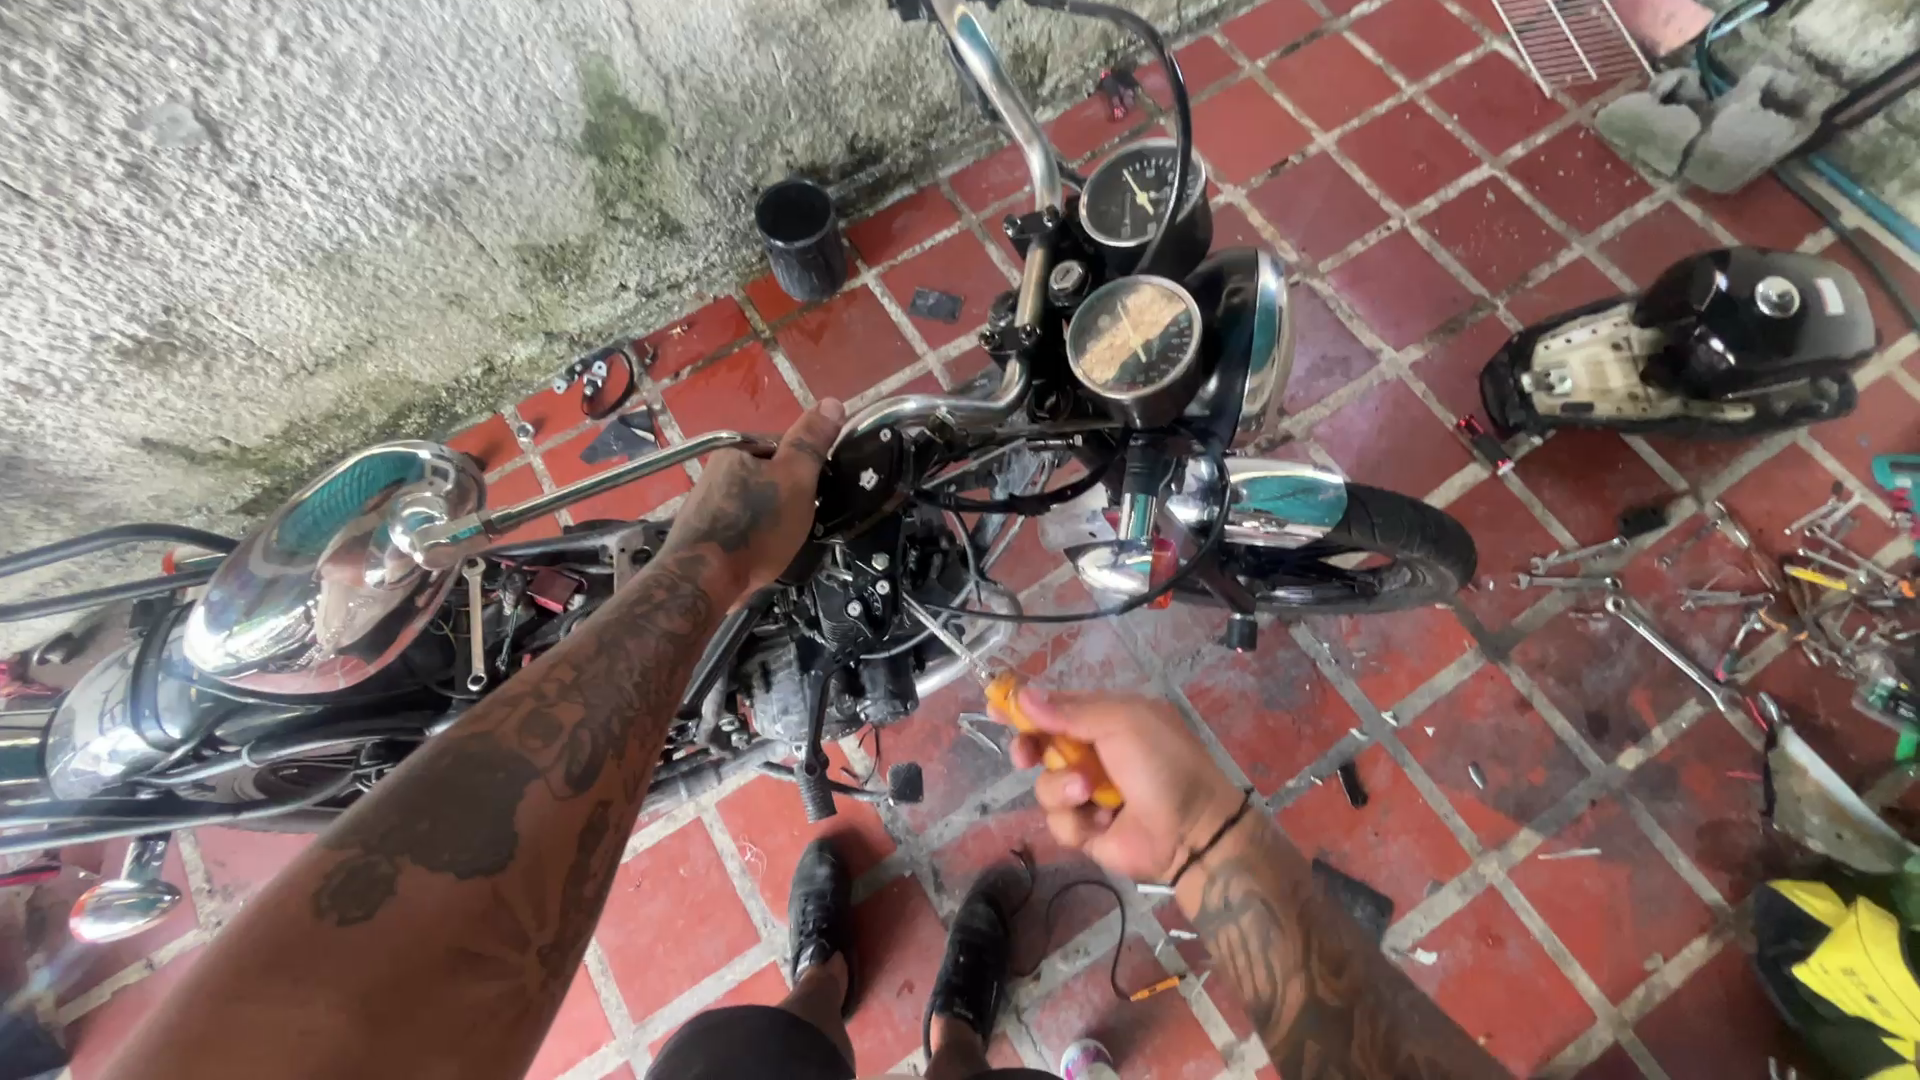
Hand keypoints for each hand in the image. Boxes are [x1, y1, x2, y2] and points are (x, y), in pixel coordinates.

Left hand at [664, 399, 844, 597]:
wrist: (704, 578)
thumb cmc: (756, 527)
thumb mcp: (796, 479)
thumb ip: (812, 442)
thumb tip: (833, 401)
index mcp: (736, 450)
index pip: (783, 447)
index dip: (806, 469)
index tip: (817, 493)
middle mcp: (714, 471)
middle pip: (767, 478)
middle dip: (787, 497)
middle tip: (802, 521)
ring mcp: (704, 504)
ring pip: (752, 505)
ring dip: (770, 520)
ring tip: (782, 543)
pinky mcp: (701, 535)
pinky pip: (738, 529)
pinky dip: (753, 539)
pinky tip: (760, 556)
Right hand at [1005, 689, 1243, 881]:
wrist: (1194, 830)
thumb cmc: (1162, 762)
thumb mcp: (1121, 722)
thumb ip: (1070, 710)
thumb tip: (1023, 695)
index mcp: (1104, 719)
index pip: (1054, 706)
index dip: (1023, 706)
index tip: (995, 705)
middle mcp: (1092, 753)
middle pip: (1039, 745)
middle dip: (1029, 747)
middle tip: (1025, 754)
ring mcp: (1088, 792)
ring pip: (1044, 784)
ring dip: (1062, 786)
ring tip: (1089, 791)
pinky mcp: (1085, 829)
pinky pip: (1058, 820)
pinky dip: (1077, 819)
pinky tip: (1104, 820)